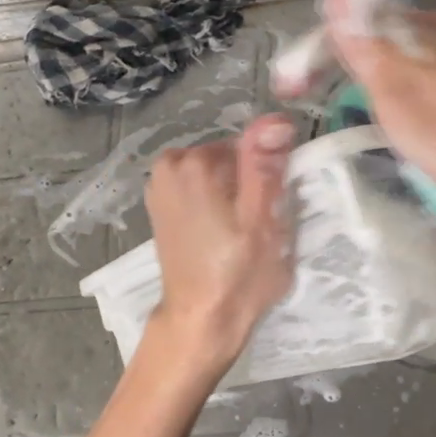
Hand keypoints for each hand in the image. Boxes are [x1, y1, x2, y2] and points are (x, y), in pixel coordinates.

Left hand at [144, 113, 296, 366]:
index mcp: (193, 161)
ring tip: (239, 233)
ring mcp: (160, 187)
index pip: (249, 147)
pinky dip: (214, 206)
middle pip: (229, 159)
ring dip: (233, 197)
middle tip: (256, 225)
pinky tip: (222, 235)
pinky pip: (199, 190)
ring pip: (216, 176)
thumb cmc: (238, 272)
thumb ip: (265, 164)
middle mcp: (169, 165)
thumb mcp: (262, 218)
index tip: (270, 209)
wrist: (201, 318)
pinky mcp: (160, 208)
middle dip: (247, 185)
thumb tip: (275, 118)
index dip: (266, 177)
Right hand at [321, 0, 435, 203]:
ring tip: (351, 118)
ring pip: (396, 58)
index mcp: (413, 30)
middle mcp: (435, 34)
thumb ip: (365, 38)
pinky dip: (396, 92)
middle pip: (371, 37)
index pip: (347, 20)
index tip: (292, 90)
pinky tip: (398, 120)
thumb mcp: (398, 91)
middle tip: (313, 106)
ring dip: (364, 80)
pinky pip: (420, 76)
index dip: (314, 52)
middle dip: (335, 66)